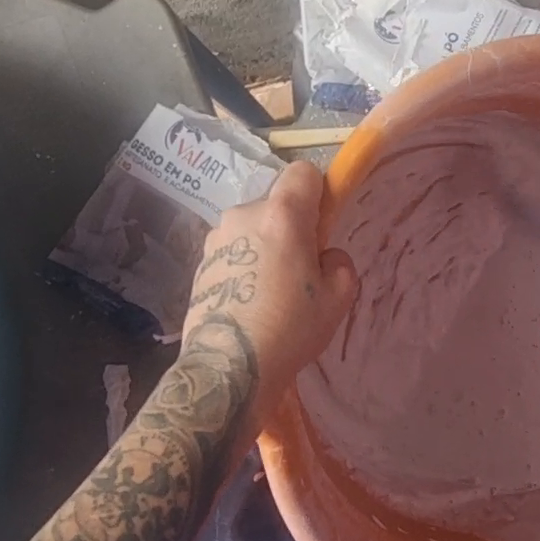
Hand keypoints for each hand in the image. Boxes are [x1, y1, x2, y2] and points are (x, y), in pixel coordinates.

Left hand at [182, 161, 358, 396]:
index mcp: (282, 215)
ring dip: (266, 245)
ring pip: (253, 228)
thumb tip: (324, 255)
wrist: (229, 369)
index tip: (324, 223)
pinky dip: (245, 264)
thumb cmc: (291, 328)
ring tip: (272, 291)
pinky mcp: (200, 262)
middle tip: (301, 268)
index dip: (319, 191)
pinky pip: (235, 250)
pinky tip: (250, 301)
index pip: (303, 172)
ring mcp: (216, 238)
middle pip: (277, 203)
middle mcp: (244, 214)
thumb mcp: (339, 296)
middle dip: (292, 225)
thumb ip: (339, 261)